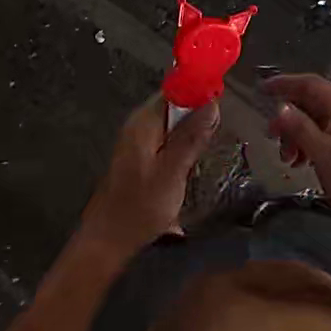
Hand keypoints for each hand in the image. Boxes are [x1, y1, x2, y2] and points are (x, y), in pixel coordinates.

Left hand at [78, 94, 217, 257]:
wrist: (108, 241)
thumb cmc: (141, 207)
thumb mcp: (172, 171)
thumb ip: (192, 136)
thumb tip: (213, 103)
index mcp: (144, 121)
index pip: (176, 89)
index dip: (200, 92)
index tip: (221, 107)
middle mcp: (139, 123)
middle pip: (177, 104)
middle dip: (198, 116)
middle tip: (214, 138)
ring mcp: (138, 139)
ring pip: (175, 123)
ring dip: (192, 133)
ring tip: (202, 154)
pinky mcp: (141, 154)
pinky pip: (168, 138)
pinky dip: (182, 147)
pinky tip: (189, 165)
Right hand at [264, 75, 330, 238]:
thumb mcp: (323, 154)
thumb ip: (299, 127)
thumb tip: (280, 107)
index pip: (309, 83)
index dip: (283, 84)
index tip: (262, 89)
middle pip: (315, 102)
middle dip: (290, 119)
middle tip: (273, 139)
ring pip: (322, 120)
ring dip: (301, 135)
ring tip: (290, 159)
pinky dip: (316, 143)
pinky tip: (307, 161)